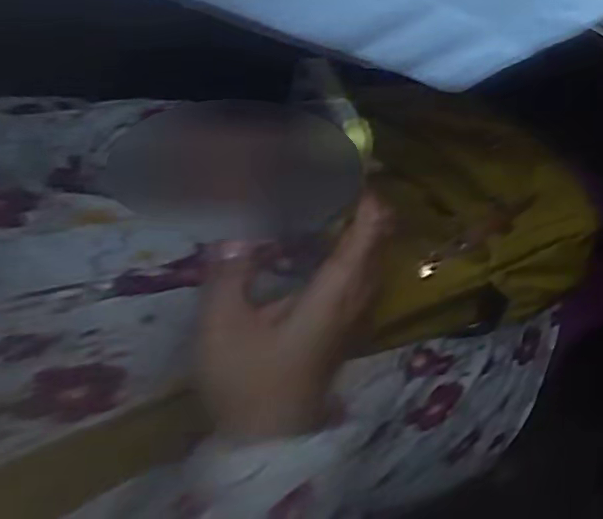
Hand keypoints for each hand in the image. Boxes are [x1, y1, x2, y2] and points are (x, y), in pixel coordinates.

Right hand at [198, 193, 392, 441]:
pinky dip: (357, 246)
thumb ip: (229, 276)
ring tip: (334, 202)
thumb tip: (234, 231)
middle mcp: (361, 289)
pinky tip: (328, 241)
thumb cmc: (249, 379)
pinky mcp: (352, 316)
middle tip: (340, 180)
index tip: (356, 170)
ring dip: (364, 225)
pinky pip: (367, 268)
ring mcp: (361, 304)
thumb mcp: (224, 329)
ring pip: (375, 252)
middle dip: (368, 205)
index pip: (370, 229)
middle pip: (379, 235)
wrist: (270, 432)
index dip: (370, 197)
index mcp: (339, 285)